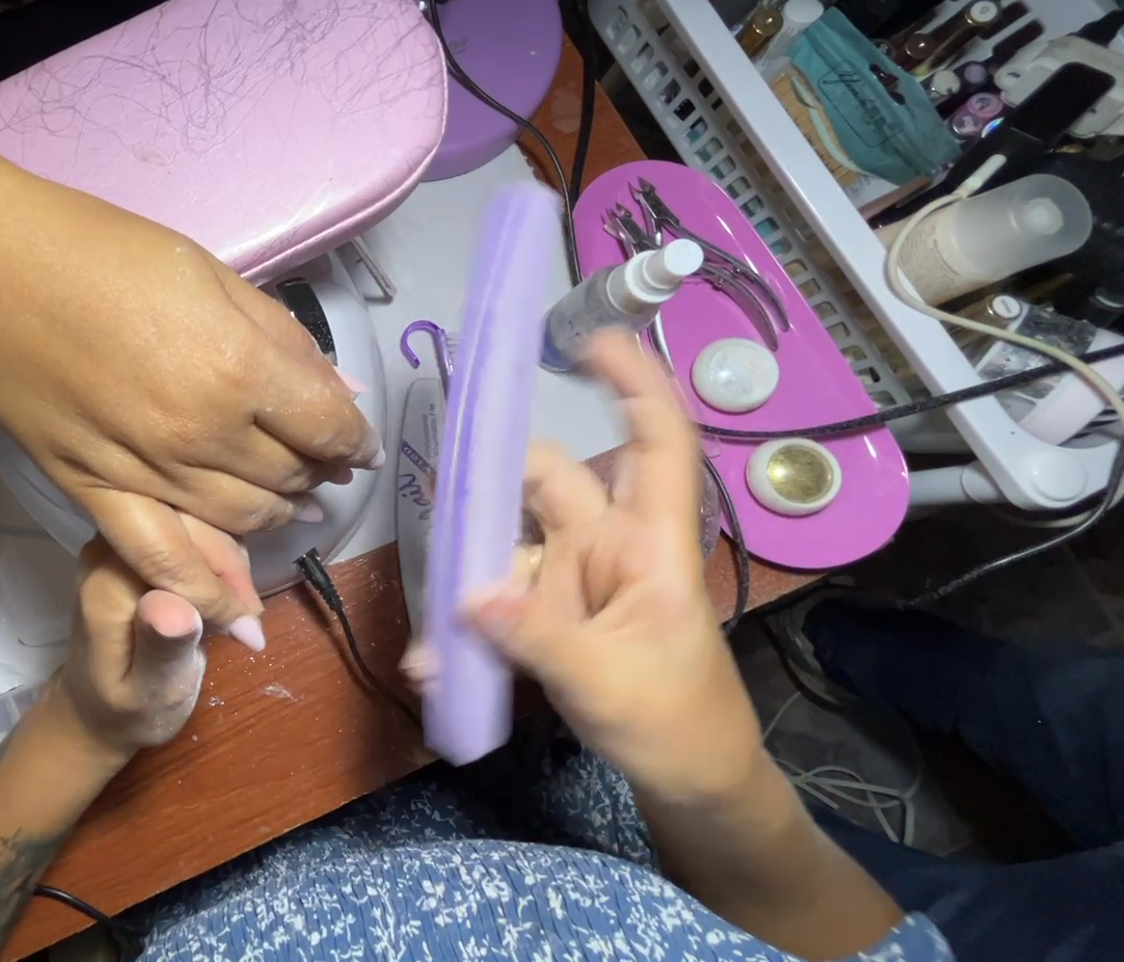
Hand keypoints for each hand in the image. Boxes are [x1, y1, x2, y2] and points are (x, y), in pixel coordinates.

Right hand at [0, 165, 379, 635]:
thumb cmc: (99, 250)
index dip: (354, 437)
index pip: (328, 427)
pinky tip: (240, 608)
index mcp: (239, 368)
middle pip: (290, 476)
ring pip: (240, 522)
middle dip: (319, 469)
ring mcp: (145, 475)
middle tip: (321, 457)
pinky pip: (161, 560)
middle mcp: (202, 435)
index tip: (358, 440)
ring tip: (290, 499)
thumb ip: (282, 338)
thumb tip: (341, 396)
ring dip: (278, 514)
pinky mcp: (92, 495)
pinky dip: (207, 591)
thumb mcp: (209, 273)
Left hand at [51, 536, 236, 759]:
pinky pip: (190, 527)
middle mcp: (108, 546)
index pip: (183, 547)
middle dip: (231, 567)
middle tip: (249, 621)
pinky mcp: (136, 539)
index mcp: (108, 581)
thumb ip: (162, 648)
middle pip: (192, 521)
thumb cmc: (128, 709)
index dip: (224, 578)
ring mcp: (121, 538)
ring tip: (237, 612)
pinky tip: (223, 595)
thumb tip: (177, 605)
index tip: (245, 625)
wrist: (97, 705)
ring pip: (197, 518)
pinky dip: (217, 556)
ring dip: (229, 561)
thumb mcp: (151, 694)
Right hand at [463, 332, 764, 803]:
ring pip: (505, 542)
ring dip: (465, 578)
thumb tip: (468, 595)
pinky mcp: (540, 610)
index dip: (634, 387)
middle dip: (496, 485)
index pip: (655, 446)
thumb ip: (538, 636)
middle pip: (549, 482)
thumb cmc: (680, 724)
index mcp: (649, 544)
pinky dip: (460, 625)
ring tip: (433, 639)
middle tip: (445, 502)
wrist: (690, 783)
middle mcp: (604, 544)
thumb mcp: (611, 684)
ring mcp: (568, 577)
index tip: (592, 340)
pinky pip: (491, 597)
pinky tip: (435, 663)